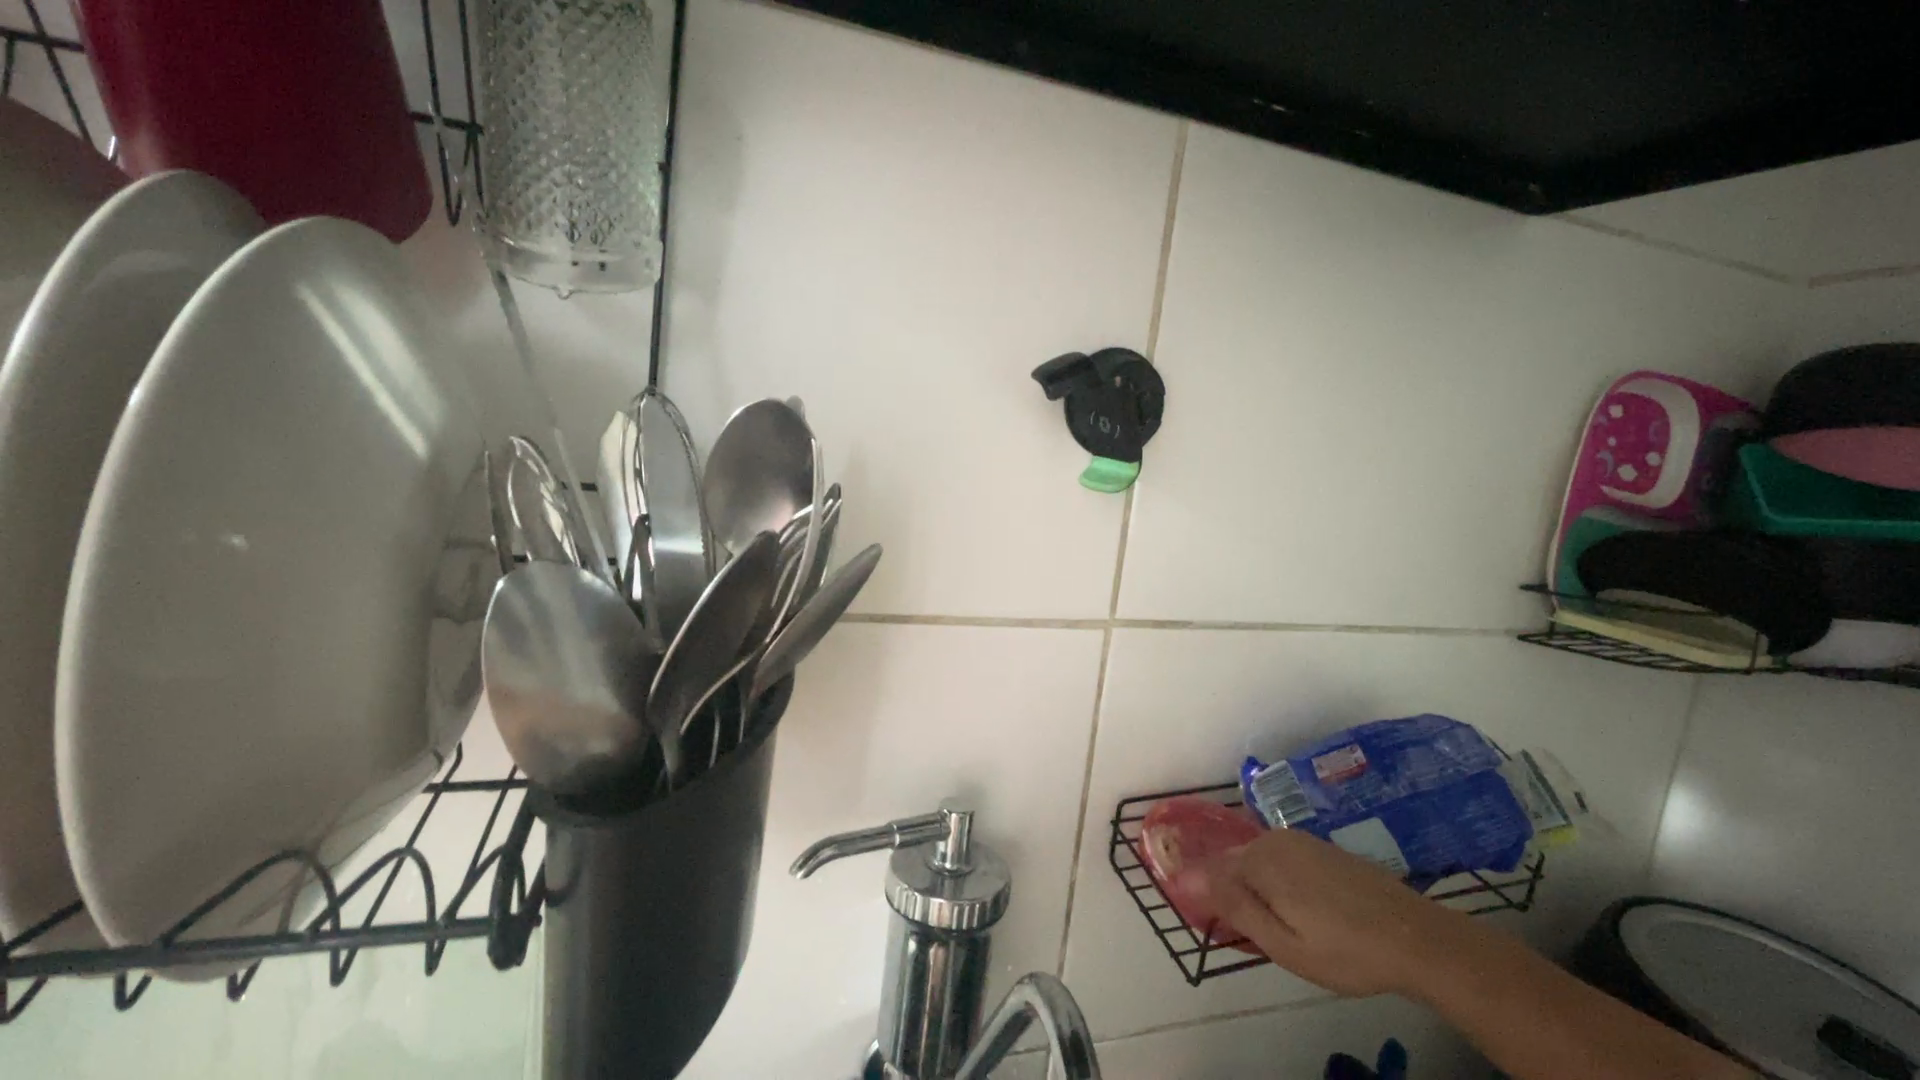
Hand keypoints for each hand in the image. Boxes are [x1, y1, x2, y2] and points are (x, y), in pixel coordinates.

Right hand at [1202, 827, 1485, 999]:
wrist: (1419, 940)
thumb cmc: (1345, 951)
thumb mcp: (1281, 942)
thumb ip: (1233, 905)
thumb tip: (1182, 876)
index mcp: (1260, 859)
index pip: (1210, 871)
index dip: (1208, 900)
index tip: (1222, 930)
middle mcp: (1275, 839)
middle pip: (1234, 864)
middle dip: (1233, 894)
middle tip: (1256, 937)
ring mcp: (1303, 841)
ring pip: (1259, 863)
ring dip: (1258, 891)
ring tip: (1281, 929)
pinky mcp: (1324, 849)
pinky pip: (1283, 862)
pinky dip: (1281, 885)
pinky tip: (1303, 913)